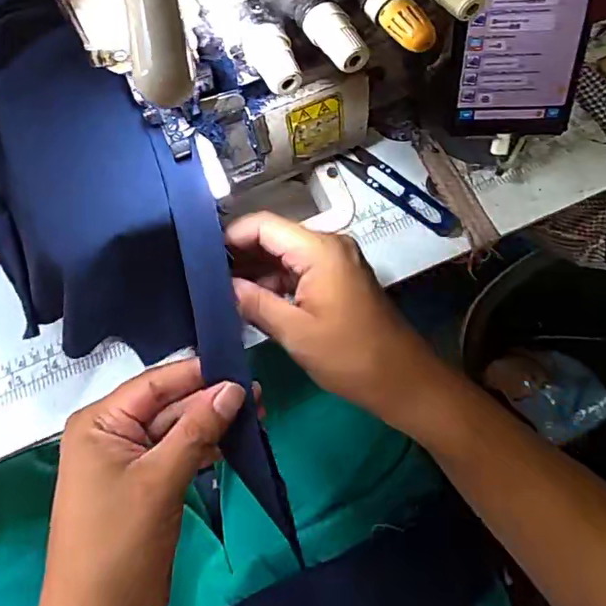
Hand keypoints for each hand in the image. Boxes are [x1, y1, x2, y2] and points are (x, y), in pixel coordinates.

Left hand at [35, 360, 244, 605]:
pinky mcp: (147, 485)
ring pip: (178, 429)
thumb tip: (234, 387)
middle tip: (257, 391)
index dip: (196, 373)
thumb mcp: (159, 480)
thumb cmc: (118, 543)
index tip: (238, 363)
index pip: (154, 383)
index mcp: (100, 421)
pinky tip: (237, 439)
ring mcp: (130, 460)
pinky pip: (179, 453)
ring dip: (214, 423)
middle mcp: (112, 433)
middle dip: (210, 399)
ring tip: (257, 411)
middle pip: (168, 404)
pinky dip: (207, 447)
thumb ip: (197, 428)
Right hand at [226, 211, 453, 433]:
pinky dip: (275, 281)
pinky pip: (298, 268)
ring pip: (284, 253)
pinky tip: (251, 299)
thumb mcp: (295, 333)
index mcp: (319, 249)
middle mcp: (328, 244)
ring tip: (221, 290)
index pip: (263, 224)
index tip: (201, 257)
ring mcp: (335, 259)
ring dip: (256, 270)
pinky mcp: (337, 276)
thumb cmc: (351, 357)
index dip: (230, 236)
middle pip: (273, 236)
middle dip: (240, 254)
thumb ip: (255, 303)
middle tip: (205, 277)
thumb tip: (222, 287)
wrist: (404, 381)